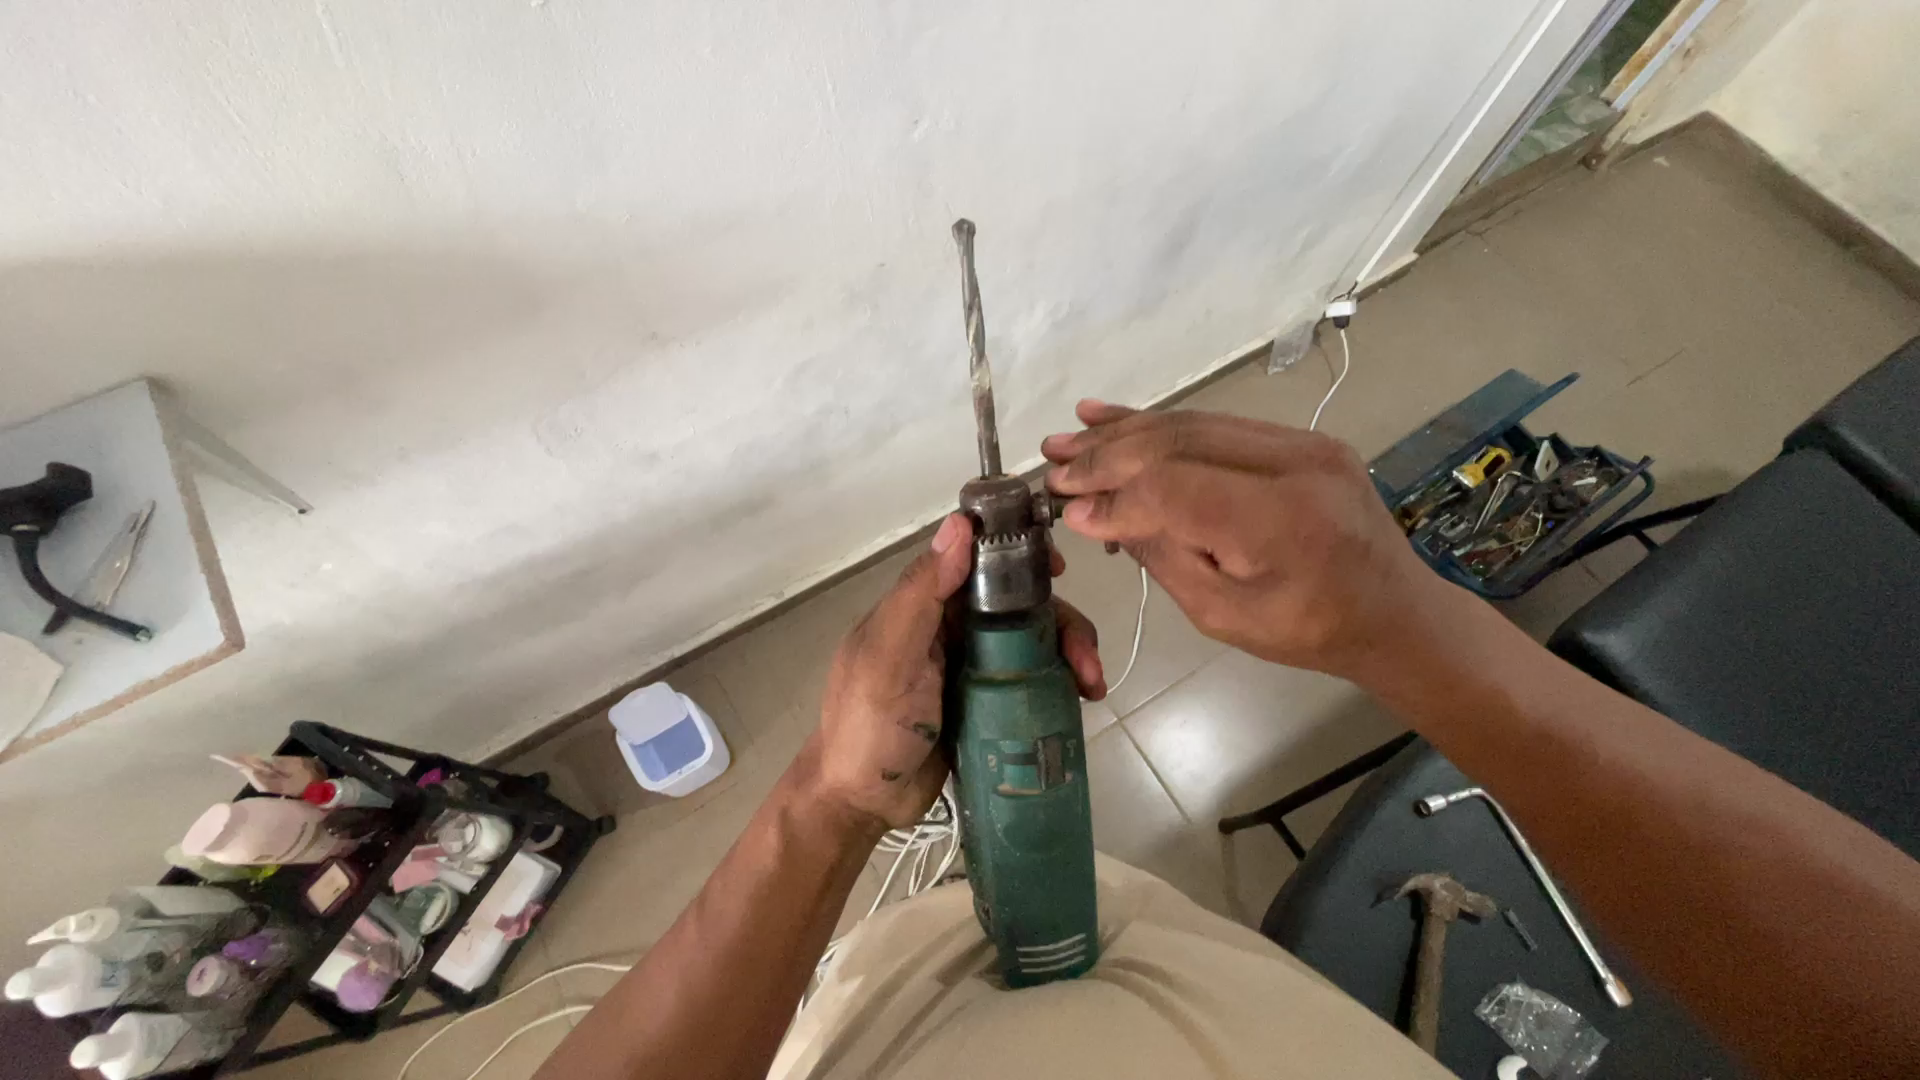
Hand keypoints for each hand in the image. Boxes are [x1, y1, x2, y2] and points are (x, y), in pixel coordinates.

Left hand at [806, 513, 1105, 831]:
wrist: (865, 805)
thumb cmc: (868, 726)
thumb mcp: (888, 657)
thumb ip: (921, 593)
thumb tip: (959, 524)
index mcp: (922, 606)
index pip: (977, 562)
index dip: (1020, 555)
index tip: (1058, 565)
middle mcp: (950, 628)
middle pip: (1019, 603)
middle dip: (1060, 619)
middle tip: (1086, 656)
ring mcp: (973, 666)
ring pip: (1033, 639)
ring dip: (1069, 651)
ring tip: (1092, 685)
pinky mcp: (990, 701)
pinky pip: (1033, 677)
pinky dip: (1062, 681)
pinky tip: (1083, 698)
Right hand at [1041, 400, 1436, 679]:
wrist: (1394, 609)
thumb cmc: (1307, 632)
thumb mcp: (1222, 615)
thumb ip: (1161, 556)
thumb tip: (1096, 513)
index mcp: (1282, 523)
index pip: (1172, 488)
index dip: (1111, 495)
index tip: (1065, 509)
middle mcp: (1295, 464)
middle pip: (1176, 442)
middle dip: (1106, 456)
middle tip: (1052, 468)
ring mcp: (1300, 442)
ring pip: (1189, 423)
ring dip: (1121, 432)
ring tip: (1067, 439)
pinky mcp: (1295, 437)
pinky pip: (1214, 422)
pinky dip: (1158, 423)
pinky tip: (1110, 416)